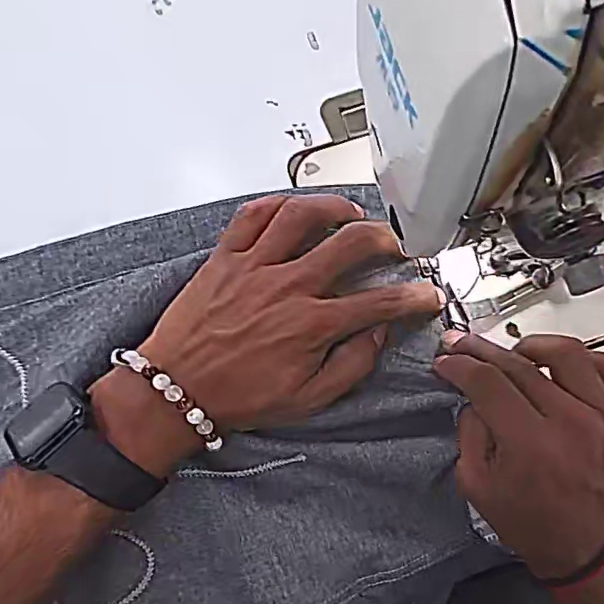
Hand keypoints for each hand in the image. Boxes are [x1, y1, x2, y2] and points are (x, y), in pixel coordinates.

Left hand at [91, 195, 442, 474]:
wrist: (178, 390)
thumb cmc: (238, 396)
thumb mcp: (307, 399)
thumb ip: (351, 366)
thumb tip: (376, 336)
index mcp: (311, 325)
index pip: (380, 302)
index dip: (413, 296)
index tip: (425, 294)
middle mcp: (287, 288)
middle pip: (350, 243)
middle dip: (384, 239)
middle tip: (393, 246)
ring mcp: (255, 267)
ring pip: (302, 215)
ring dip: (334, 207)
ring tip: (350, 214)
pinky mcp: (225, 258)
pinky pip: (252, 215)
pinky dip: (277, 204)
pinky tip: (292, 210)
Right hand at [432, 330, 603, 578]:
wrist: (580, 545)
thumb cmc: (532, 521)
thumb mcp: (477, 484)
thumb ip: (470, 432)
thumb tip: (473, 394)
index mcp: (530, 444)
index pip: (488, 382)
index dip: (460, 366)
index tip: (448, 361)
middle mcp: (571, 425)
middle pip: (519, 364)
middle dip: (483, 351)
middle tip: (466, 347)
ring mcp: (603, 418)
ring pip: (567, 353)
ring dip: (533, 345)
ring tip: (516, 353)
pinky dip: (588, 357)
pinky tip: (566, 366)